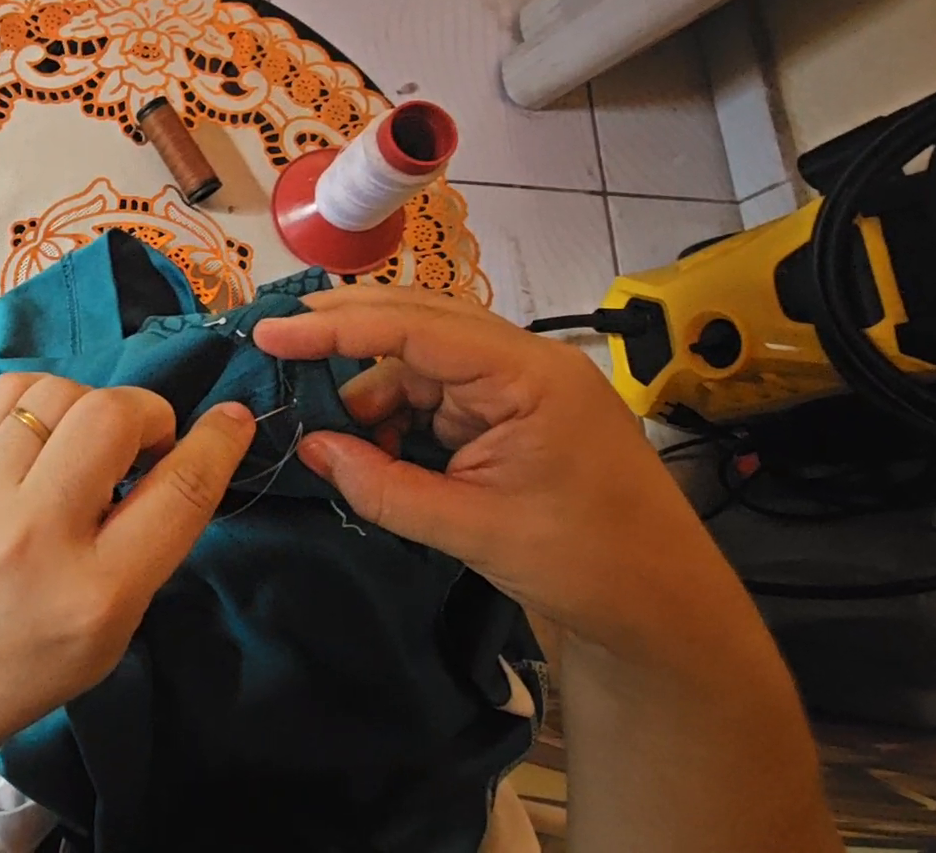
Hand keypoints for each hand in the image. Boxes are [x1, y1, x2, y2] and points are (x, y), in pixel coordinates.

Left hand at [0, 373, 254, 795]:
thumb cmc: (35, 664)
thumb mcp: (118, 625)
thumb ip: (153, 541)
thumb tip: (181, 454)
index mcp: (100, 590)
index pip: (179, 492)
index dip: (218, 443)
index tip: (233, 418)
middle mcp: (40, 532)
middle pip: (113, 417)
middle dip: (148, 413)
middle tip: (143, 445)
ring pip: (58, 392)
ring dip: (93, 402)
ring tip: (90, 438)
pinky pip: (6, 393)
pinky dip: (43, 395)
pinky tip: (47, 427)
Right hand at [253, 287, 750, 660]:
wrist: (664, 614)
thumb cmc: (587, 566)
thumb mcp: (471, 529)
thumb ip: (381, 486)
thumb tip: (309, 447)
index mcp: (527, 376)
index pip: (414, 327)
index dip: (334, 326)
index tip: (271, 332)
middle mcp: (519, 363)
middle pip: (414, 322)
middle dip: (343, 334)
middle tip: (276, 344)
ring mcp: (512, 385)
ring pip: (415, 361)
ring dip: (368, 393)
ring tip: (334, 438)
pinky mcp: (504, 410)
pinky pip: (430, 394)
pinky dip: (391, 415)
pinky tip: (373, 449)